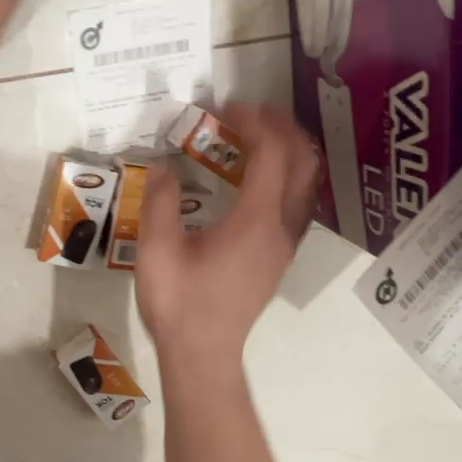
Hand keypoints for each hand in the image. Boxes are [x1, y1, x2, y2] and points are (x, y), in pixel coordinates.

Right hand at [136, 103, 324, 361]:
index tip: (227, 107)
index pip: (270, 153)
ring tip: (258, 138)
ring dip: (290, 151)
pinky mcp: (280, 258)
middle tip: (249, 114)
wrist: (202, 354)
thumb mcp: (154, 250)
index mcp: (254, 219)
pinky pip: (299, 203)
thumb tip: (164, 167)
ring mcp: (285, 244)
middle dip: (281, 127)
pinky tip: (260, 180)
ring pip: (307, 183)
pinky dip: (288, 177)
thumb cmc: (178, 304)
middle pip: (302, 161)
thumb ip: (159, 202)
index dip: (254, 121)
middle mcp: (281, 227)